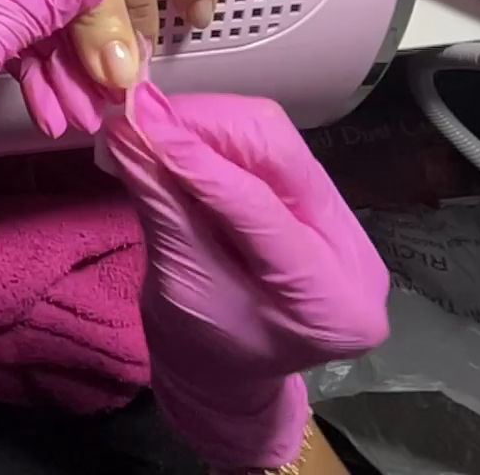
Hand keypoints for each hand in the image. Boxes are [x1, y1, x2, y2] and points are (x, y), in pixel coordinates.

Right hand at [101, 87, 389, 468]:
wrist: (224, 368)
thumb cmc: (200, 347)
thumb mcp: (176, 282)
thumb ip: (157, 201)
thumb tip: (125, 130)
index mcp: (329, 301)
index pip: (256, 205)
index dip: (191, 156)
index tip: (136, 117)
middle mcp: (354, 251)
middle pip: (277, 150)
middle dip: (201, 123)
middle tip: (138, 112)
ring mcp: (340, 220)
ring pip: (270, 135)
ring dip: (202, 121)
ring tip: (148, 124)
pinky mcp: (315, 197)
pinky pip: (262, 143)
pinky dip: (208, 131)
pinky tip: (173, 135)